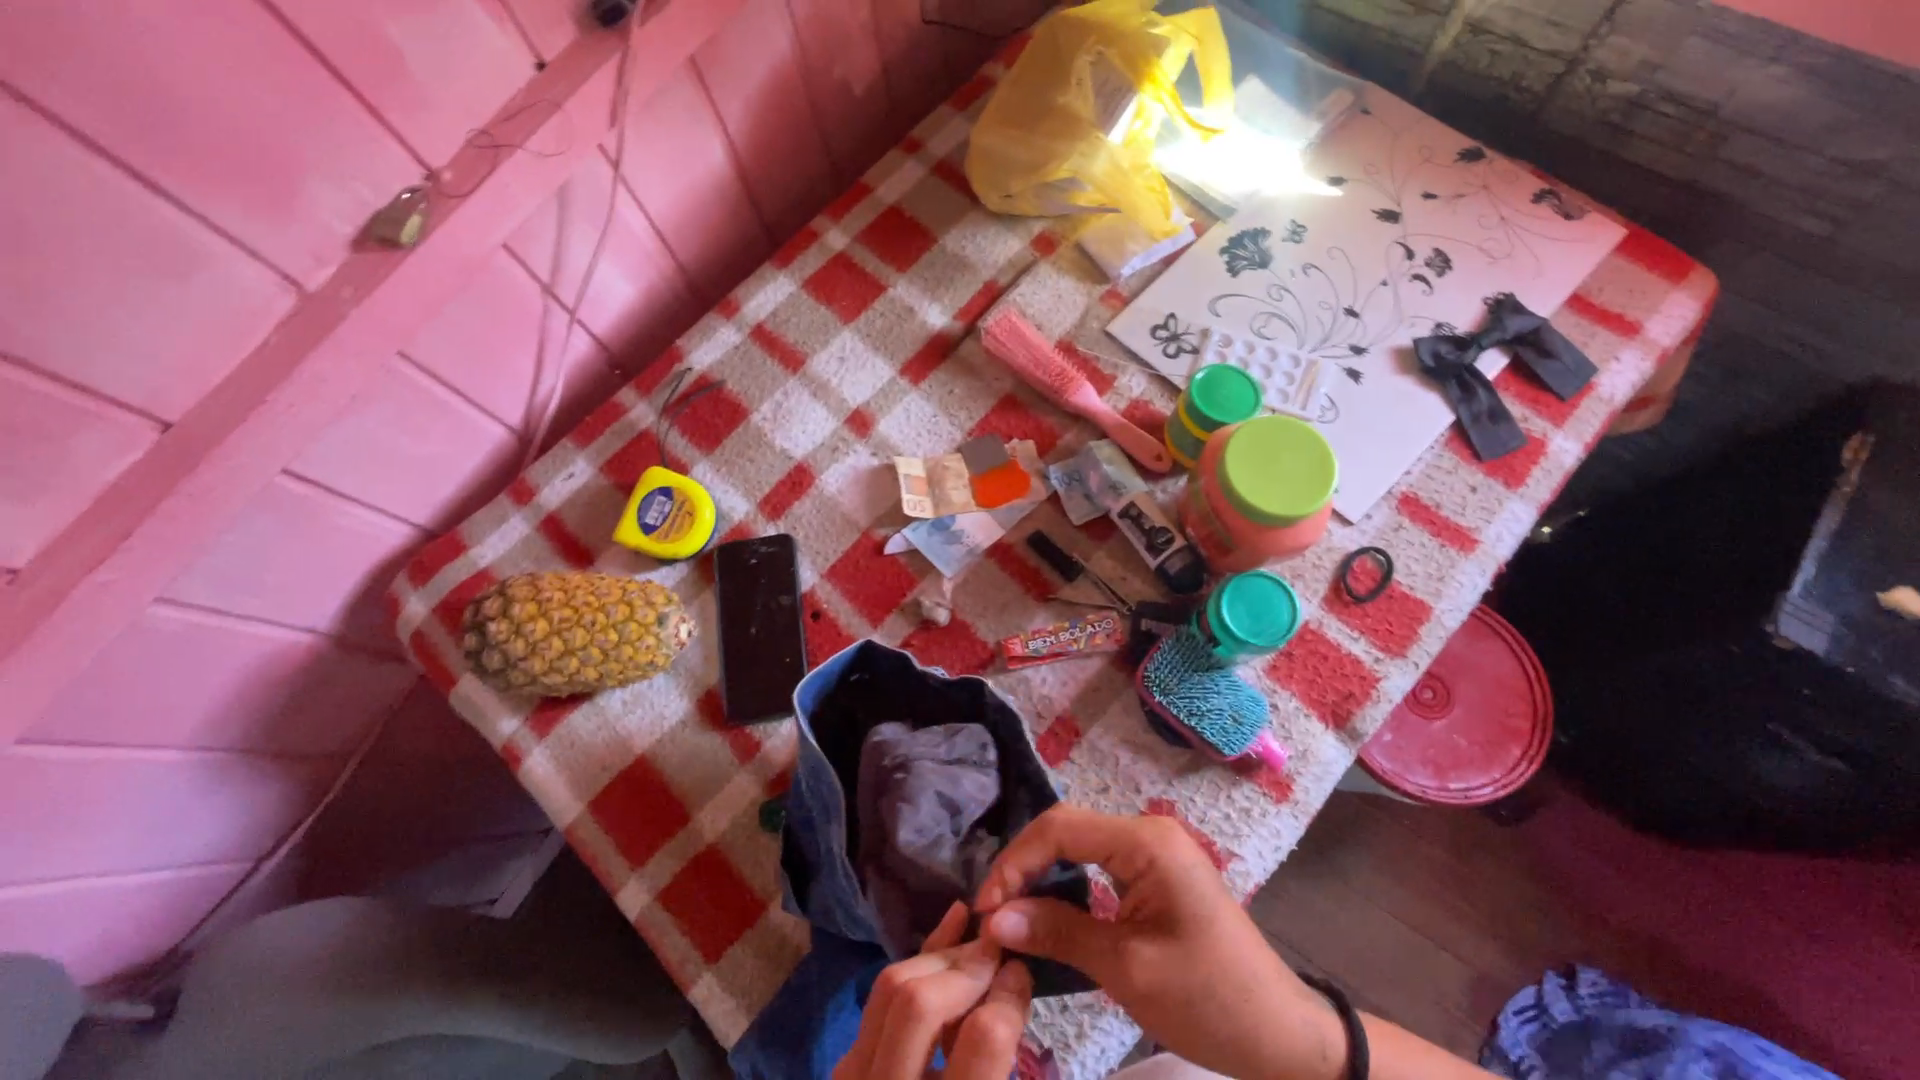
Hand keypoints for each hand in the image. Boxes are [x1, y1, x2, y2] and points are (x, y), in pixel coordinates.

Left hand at [834, 902, 1032, 1079]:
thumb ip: (1000, 1049)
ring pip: (891, 985)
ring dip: (940, 956)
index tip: (1022, 972)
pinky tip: (949, 929)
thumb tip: (1013, 976)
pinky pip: (878, 996)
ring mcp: (855, 1074)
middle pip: (921, 1000)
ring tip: (976, 944)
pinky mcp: (845, 1060)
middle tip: (999, 950)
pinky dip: (918, 962)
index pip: (984, 1036)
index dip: (1008, 994)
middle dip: (965, 964)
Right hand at [974, 805, 1345, 1079]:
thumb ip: (1058, 932)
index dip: (1014, 863)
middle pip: (1066, 831)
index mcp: (1147, 842)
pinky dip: (1067, 888)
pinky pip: (1098, 868)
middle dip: (1023, 867)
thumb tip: (993, 917)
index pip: (1059, 828)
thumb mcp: (1126, 968)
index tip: (984, 910)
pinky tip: (1047, 917)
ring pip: (1079, 848)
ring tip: (1010, 918)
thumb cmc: (1209, 1000)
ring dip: (1042, 877)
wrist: (1282, 1036)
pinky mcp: (1156, 877)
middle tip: (992, 916)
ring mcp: (1155, 853)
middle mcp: (1150, 833)